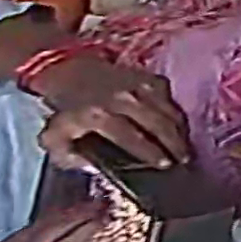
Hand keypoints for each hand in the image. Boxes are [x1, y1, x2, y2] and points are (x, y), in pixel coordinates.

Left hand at [31, 54, 189, 169]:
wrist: (73, 73)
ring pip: (171, 113)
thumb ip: (70, 157)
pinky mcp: (156, 80)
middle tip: (185, 158)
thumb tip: (97, 168)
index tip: (166, 165)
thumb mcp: (54, 138)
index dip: (151, 153)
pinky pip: (172, 102)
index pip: (131, 138)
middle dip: (175, 144)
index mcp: (98, 116)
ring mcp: (143, 87)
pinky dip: (176, 116)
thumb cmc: (67, 110)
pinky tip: (177, 127)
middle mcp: (124, 100)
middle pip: (159, 125)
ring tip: (186, 146)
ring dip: (180, 131)